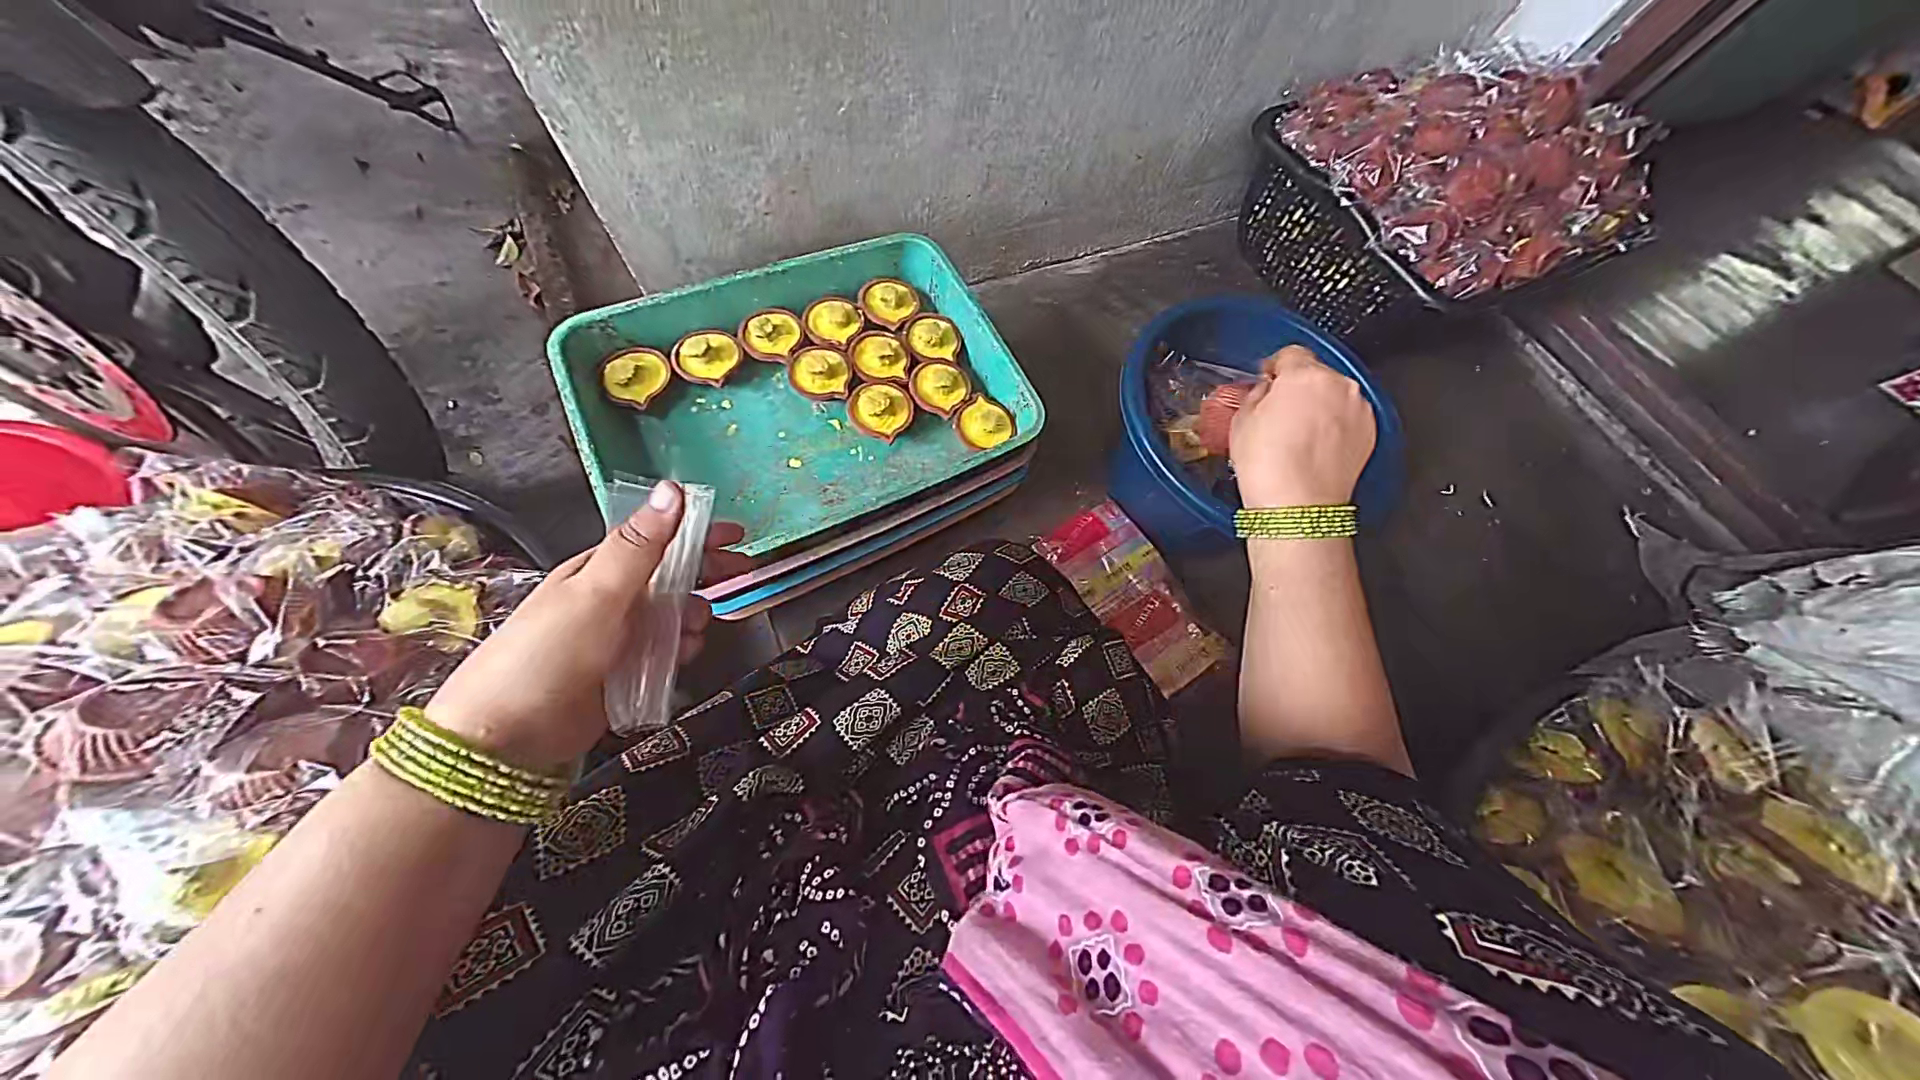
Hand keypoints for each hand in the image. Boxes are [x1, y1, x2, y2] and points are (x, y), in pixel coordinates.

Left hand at [423, 482, 750, 769]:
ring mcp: (622, 635)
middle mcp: (615, 598)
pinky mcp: (629, 670)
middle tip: (739, 574)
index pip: (659, 539)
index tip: (737, 533)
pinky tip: (681, 656)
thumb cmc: (547, 655)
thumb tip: (670, 491)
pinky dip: (683, 651)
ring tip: (692, 630)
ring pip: (677, 615)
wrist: (508, 737)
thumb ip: (639, 545)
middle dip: (708, 573)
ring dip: (695, 617)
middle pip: (674, 575)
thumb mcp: (597, 591)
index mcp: (602, 569)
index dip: (699, 531)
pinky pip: (670, 651)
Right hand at [1228, 345, 1375, 508]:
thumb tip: (1265, 392)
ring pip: (1334, 396)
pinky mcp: (1369, 433)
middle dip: (1297, 390)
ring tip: (1293, 436)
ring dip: (1316, 407)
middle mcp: (1339, 386)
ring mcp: (1358, 410)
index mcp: (1305, 376)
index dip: (1274, 368)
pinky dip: (1332, 427)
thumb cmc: (1268, 466)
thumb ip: (1256, 395)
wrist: (1297, 505)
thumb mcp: (1241, 422)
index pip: (1291, 354)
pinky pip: (1347, 419)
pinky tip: (1310, 448)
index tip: (1267, 380)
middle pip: (1315, 374)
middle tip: (1276, 415)